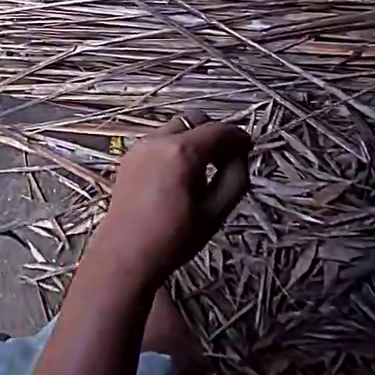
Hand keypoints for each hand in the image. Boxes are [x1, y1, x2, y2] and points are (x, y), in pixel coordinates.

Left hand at [84, 112, 250, 292]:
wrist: (126, 255)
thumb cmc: (175, 238)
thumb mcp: (217, 210)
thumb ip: (236, 176)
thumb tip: (239, 154)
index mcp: (182, 151)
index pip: (218, 130)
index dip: (237, 136)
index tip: (247, 148)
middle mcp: (159, 140)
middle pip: (195, 120)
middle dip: (214, 133)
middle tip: (225, 158)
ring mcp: (141, 146)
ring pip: (176, 128)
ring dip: (193, 139)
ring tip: (201, 170)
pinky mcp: (129, 156)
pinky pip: (159, 141)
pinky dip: (175, 147)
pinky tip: (178, 175)